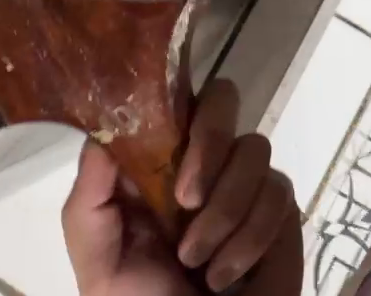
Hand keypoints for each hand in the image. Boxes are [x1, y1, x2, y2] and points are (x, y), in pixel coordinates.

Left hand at [63, 79, 303, 295]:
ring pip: (254, 149)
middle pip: (224, 97)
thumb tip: (99, 137)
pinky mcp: (281, 202)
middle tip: (187, 197)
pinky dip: (247, 240)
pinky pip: (275, 193)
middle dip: (210, 140)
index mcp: (158, 162)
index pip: (173, 99)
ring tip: (197, 260)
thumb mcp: (100, 266)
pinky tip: (226, 274)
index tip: (165, 131)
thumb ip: (89, 204)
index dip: (175, 96)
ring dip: (222, 214)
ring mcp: (247, 177)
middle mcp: (206, 158)